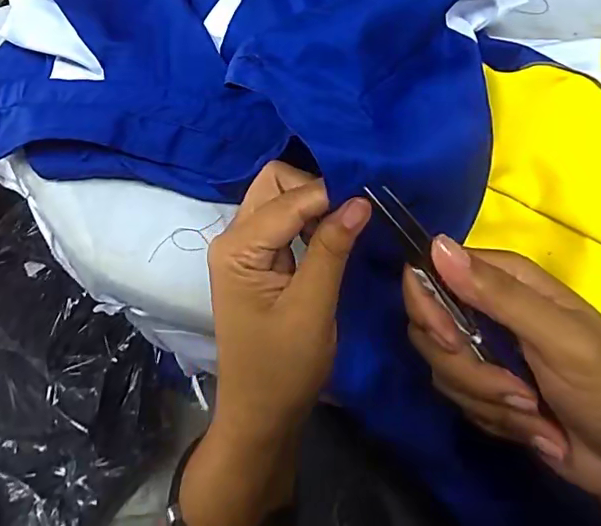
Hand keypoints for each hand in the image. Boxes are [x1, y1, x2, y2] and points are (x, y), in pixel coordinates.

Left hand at [179, 161, 370, 525]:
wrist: (260, 416)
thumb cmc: (283, 368)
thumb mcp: (312, 309)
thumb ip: (332, 250)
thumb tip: (359, 201)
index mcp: (238, 247)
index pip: (286, 198)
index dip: (327, 194)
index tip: (368, 200)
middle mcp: (233, 236)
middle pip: (274, 183)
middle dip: (313, 189)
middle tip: (352, 212)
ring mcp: (242, 246)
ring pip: (277, 196)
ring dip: (311, 203)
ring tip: (348, 221)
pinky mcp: (255, 258)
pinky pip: (281, 219)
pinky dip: (307, 219)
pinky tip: (332, 234)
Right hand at [405, 239, 600, 524]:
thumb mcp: (562, 338)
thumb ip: (499, 294)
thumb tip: (437, 245)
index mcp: (504, 278)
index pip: (433, 270)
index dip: (428, 303)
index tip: (450, 339)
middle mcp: (486, 306)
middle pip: (429, 324)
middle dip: (466, 368)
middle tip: (516, 391)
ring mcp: (486, 349)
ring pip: (441, 365)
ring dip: (488, 400)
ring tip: (537, 413)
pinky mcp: (487, 389)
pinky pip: (458, 398)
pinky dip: (495, 419)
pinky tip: (536, 427)